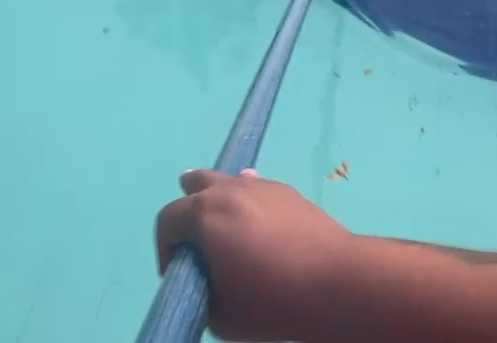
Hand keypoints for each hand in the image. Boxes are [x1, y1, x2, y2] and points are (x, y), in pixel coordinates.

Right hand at [153, 169, 356, 341]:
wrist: (333, 282)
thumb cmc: (270, 301)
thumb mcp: (220, 315)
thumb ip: (204, 290)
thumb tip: (210, 279)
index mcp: (204, 215)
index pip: (167, 220)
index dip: (164, 248)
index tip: (177, 272)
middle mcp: (228, 190)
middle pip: (196, 184)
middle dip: (187, 205)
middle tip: (189, 229)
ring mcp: (260, 186)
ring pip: (229, 181)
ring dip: (219, 199)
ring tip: (222, 218)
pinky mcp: (287, 191)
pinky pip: (257, 188)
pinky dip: (249, 201)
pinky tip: (256, 219)